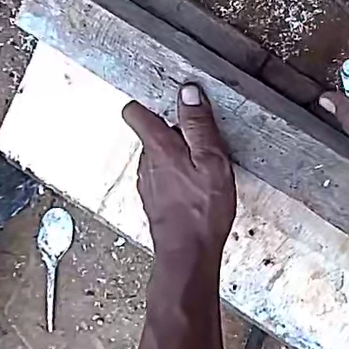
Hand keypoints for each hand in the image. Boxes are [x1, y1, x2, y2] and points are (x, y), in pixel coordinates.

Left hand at [122, 83, 237, 268]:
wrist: (189, 255)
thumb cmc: (203, 211)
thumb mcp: (212, 160)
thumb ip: (199, 125)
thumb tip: (189, 92)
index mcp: (159, 147)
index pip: (135, 112)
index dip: (150, 103)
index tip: (172, 102)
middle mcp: (146, 162)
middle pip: (153, 133)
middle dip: (176, 131)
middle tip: (204, 142)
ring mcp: (148, 183)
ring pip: (160, 156)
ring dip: (179, 156)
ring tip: (205, 168)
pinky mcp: (155, 200)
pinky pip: (164, 176)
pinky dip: (179, 176)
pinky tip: (199, 189)